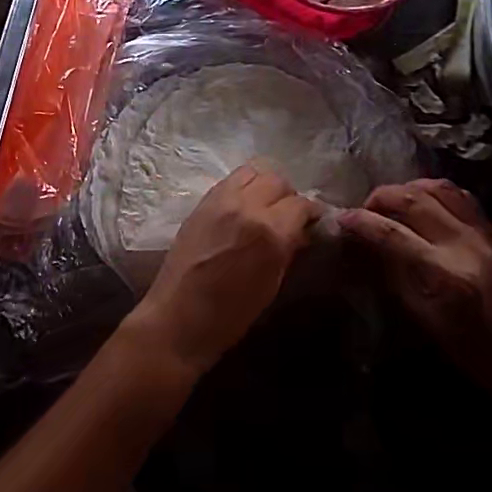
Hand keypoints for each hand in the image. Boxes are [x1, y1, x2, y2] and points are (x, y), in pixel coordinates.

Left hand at [123, 163, 319, 375]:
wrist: (178, 318)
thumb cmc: (231, 314)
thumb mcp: (272, 284)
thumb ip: (290, 249)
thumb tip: (304, 231)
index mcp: (269, 232)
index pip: (302, 205)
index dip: (312, 214)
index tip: (313, 223)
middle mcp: (247, 207)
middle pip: (279, 181)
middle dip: (289, 198)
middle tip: (289, 216)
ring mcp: (222, 200)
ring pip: (255, 172)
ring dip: (266, 186)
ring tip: (266, 206)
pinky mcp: (203, 201)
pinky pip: (232, 179)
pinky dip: (245, 186)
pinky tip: (244, 206)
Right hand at [340, 179, 491, 399]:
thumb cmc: (461, 343)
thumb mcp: (417, 314)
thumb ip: (389, 270)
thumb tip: (361, 241)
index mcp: (442, 274)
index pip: (392, 233)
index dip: (362, 221)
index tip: (342, 218)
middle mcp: (464, 244)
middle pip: (412, 200)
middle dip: (380, 197)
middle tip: (364, 208)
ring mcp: (481, 232)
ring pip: (436, 187)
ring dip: (406, 188)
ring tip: (389, 200)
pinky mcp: (491, 228)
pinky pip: (459, 193)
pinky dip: (433, 189)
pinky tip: (420, 198)